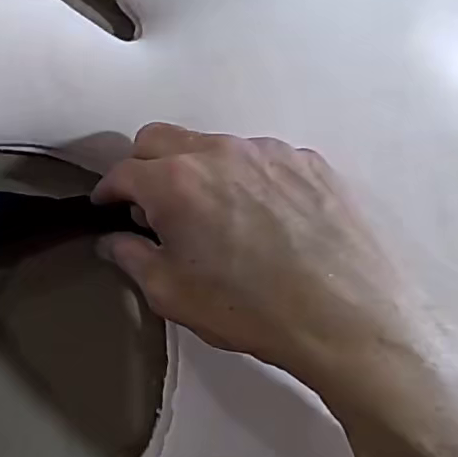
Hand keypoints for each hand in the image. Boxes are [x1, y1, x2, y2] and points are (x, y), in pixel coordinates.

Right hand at [93, 123, 438, 388]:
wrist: (349, 317)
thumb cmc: (248, 309)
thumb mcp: (171, 293)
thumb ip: (130, 257)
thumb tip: (112, 239)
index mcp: (175, 181)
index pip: (123, 170)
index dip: (108, 191)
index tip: (108, 208)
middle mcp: (218, 151)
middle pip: (159, 138)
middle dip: (143, 167)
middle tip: (153, 207)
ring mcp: (268, 150)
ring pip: (212, 145)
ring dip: (196, 170)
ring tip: (216, 215)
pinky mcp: (308, 160)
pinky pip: (259, 157)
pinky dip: (245, 177)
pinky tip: (264, 217)